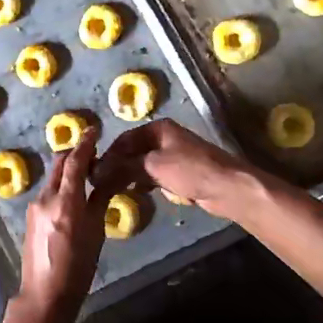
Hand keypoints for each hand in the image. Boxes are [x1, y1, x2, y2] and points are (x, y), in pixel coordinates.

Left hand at [18, 125, 109, 321]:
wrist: (45, 294)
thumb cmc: (78, 267)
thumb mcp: (96, 233)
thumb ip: (100, 201)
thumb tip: (107, 178)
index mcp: (66, 201)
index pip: (75, 161)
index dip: (86, 142)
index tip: (95, 129)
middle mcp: (46, 197)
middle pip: (60, 164)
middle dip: (76, 153)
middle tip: (95, 152)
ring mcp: (35, 206)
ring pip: (53, 178)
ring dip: (69, 170)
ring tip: (89, 175)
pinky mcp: (31, 216)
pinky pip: (49, 192)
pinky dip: (62, 185)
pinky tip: (75, 196)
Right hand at [94, 119, 260, 219]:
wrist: (227, 188)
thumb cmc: (190, 170)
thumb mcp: (152, 166)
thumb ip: (123, 167)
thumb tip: (97, 172)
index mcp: (158, 129)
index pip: (124, 139)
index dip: (108, 156)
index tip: (95, 172)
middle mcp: (164, 138)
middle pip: (133, 152)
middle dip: (118, 167)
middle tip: (101, 184)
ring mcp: (173, 156)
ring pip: (143, 165)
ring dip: (130, 176)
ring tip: (114, 190)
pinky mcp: (180, 173)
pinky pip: (155, 176)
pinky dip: (144, 183)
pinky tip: (137, 193)